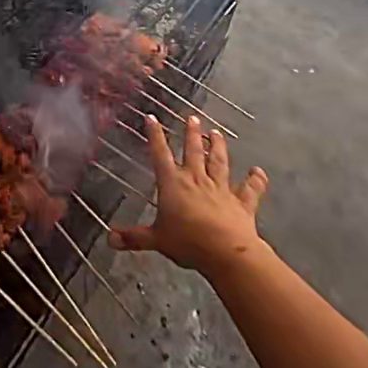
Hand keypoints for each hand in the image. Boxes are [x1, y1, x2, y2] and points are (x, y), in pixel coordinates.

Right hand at [111, 114, 269, 276]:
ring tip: (217, 132)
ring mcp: (221, 188)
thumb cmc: (187, 242)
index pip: (161, 155)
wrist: (224, 250)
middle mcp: (197, 179)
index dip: (155, 136)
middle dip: (192, 134)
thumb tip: (108, 238)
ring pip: (219, 162)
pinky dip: (255, 180)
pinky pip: (249, 189)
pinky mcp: (241, 202)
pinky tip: (258, 172)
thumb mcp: (156, 240)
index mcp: (174, 184)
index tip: (152, 118)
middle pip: (194, 151)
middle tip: (193, 117)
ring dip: (218, 147)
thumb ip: (134, 237)